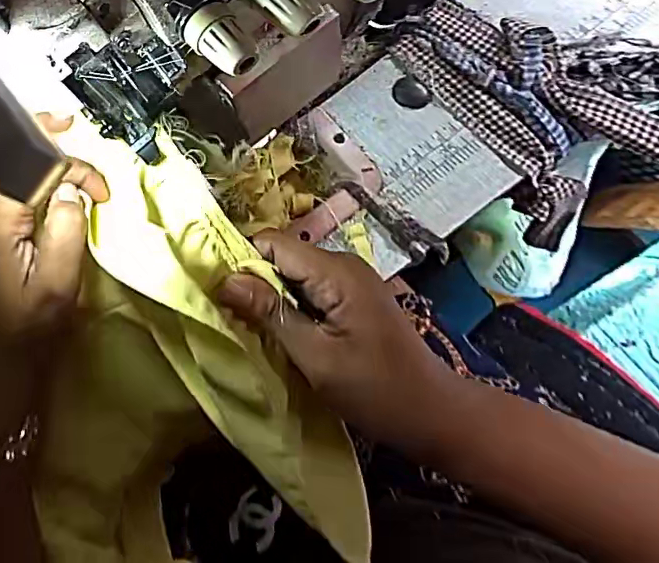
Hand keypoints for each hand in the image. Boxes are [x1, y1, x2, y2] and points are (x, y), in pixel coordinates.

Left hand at [0, 113, 108, 433]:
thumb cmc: (25, 329)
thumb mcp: (58, 285)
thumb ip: (68, 227)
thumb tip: (72, 189)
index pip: (38, 165)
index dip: (76, 169)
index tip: (101, 192)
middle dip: (35, 130)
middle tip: (67, 129)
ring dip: (11, 141)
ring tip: (45, 141)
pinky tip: (21, 169)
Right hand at [215, 230, 461, 461]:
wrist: (437, 414)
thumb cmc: (377, 391)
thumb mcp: (317, 359)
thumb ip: (272, 314)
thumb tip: (225, 279)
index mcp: (335, 271)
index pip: (272, 243)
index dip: (242, 261)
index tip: (220, 292)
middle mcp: (342, 262)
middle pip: (282, 255)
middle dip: (256, 281)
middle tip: (236, 317)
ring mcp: (350, 277)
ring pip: (294, 271)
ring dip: (273, 295)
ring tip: (257, 327)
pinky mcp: (353, 294)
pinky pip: (311, 286)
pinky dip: (293, 304)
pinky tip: (287, 332)